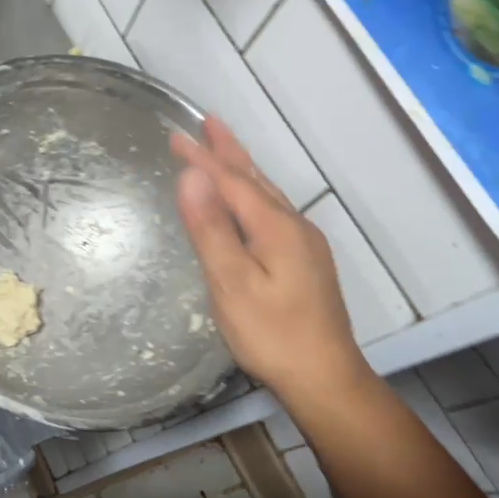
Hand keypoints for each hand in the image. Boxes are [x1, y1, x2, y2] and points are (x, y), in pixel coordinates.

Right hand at [170, 117, 368, 399]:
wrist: (324, 376)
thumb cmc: (271, 333)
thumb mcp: (231, 282)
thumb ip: (211, 228)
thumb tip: (191, 176)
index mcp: (276, 227)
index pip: (232, 180)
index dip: (203, 157)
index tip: (174, 134)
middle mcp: (294, 227)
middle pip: (255, 180)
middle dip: (228, 150)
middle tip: (206, 121)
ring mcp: (303, 245)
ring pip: (265, 195)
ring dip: (241, 170)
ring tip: (222, 151)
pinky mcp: (303, 262)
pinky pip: (270, 213)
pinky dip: (249, 195)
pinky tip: (244, 204)